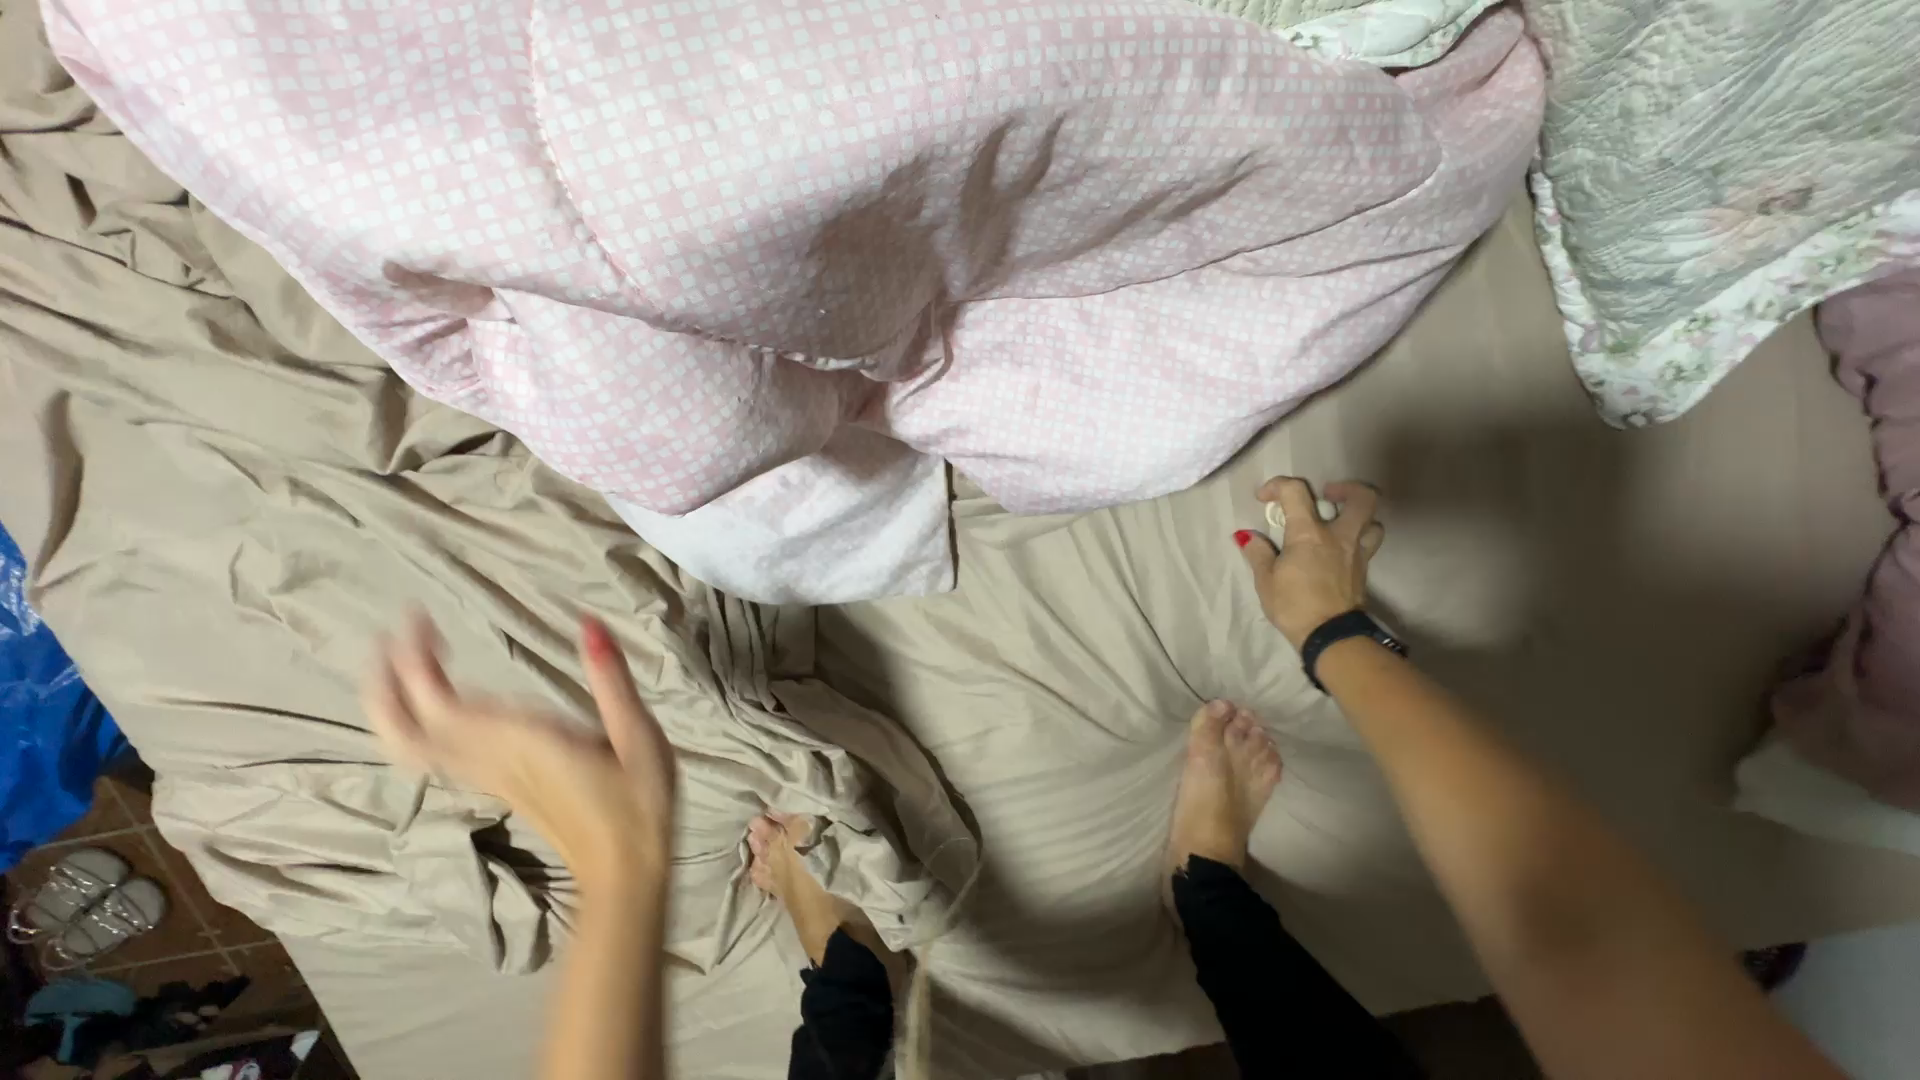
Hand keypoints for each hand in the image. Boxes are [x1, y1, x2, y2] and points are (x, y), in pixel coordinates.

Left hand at [362, 613, 676, 888]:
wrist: (625, 871)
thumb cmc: (638, 802)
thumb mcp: (636, 735)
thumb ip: (611, 679)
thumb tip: (588, 623)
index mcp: (522, 741)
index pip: (443, 702)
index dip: (417, 662)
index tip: (418, 619)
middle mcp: (492, 759)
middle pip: (409, 727)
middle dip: (388, 681)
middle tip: (395, 634)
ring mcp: (489, 777)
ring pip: (411, 746)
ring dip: (392, 703)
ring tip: (398, 661)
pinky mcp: (497, 786)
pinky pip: (434, 756)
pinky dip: (414, 726)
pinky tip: (431, 704)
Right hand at [1236, 477, 1384, 648]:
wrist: (1330, 635)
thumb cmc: (1293, 605)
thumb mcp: (1266, 580)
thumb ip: (1258, 553)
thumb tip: (1247, 537)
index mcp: (1309, 533)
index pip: (1295, 491)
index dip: (1277, 486)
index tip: (1264, 498)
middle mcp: (1339, 535)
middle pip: (1362, 497)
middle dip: (1345, 488)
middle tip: (1327, 495)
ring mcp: (1356, 552)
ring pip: (1372, 521)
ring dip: (1358, 516)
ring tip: (1339, 523)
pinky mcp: (1364, 569)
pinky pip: (1368, 543)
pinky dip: (1357, 538)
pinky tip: (1340, 549)